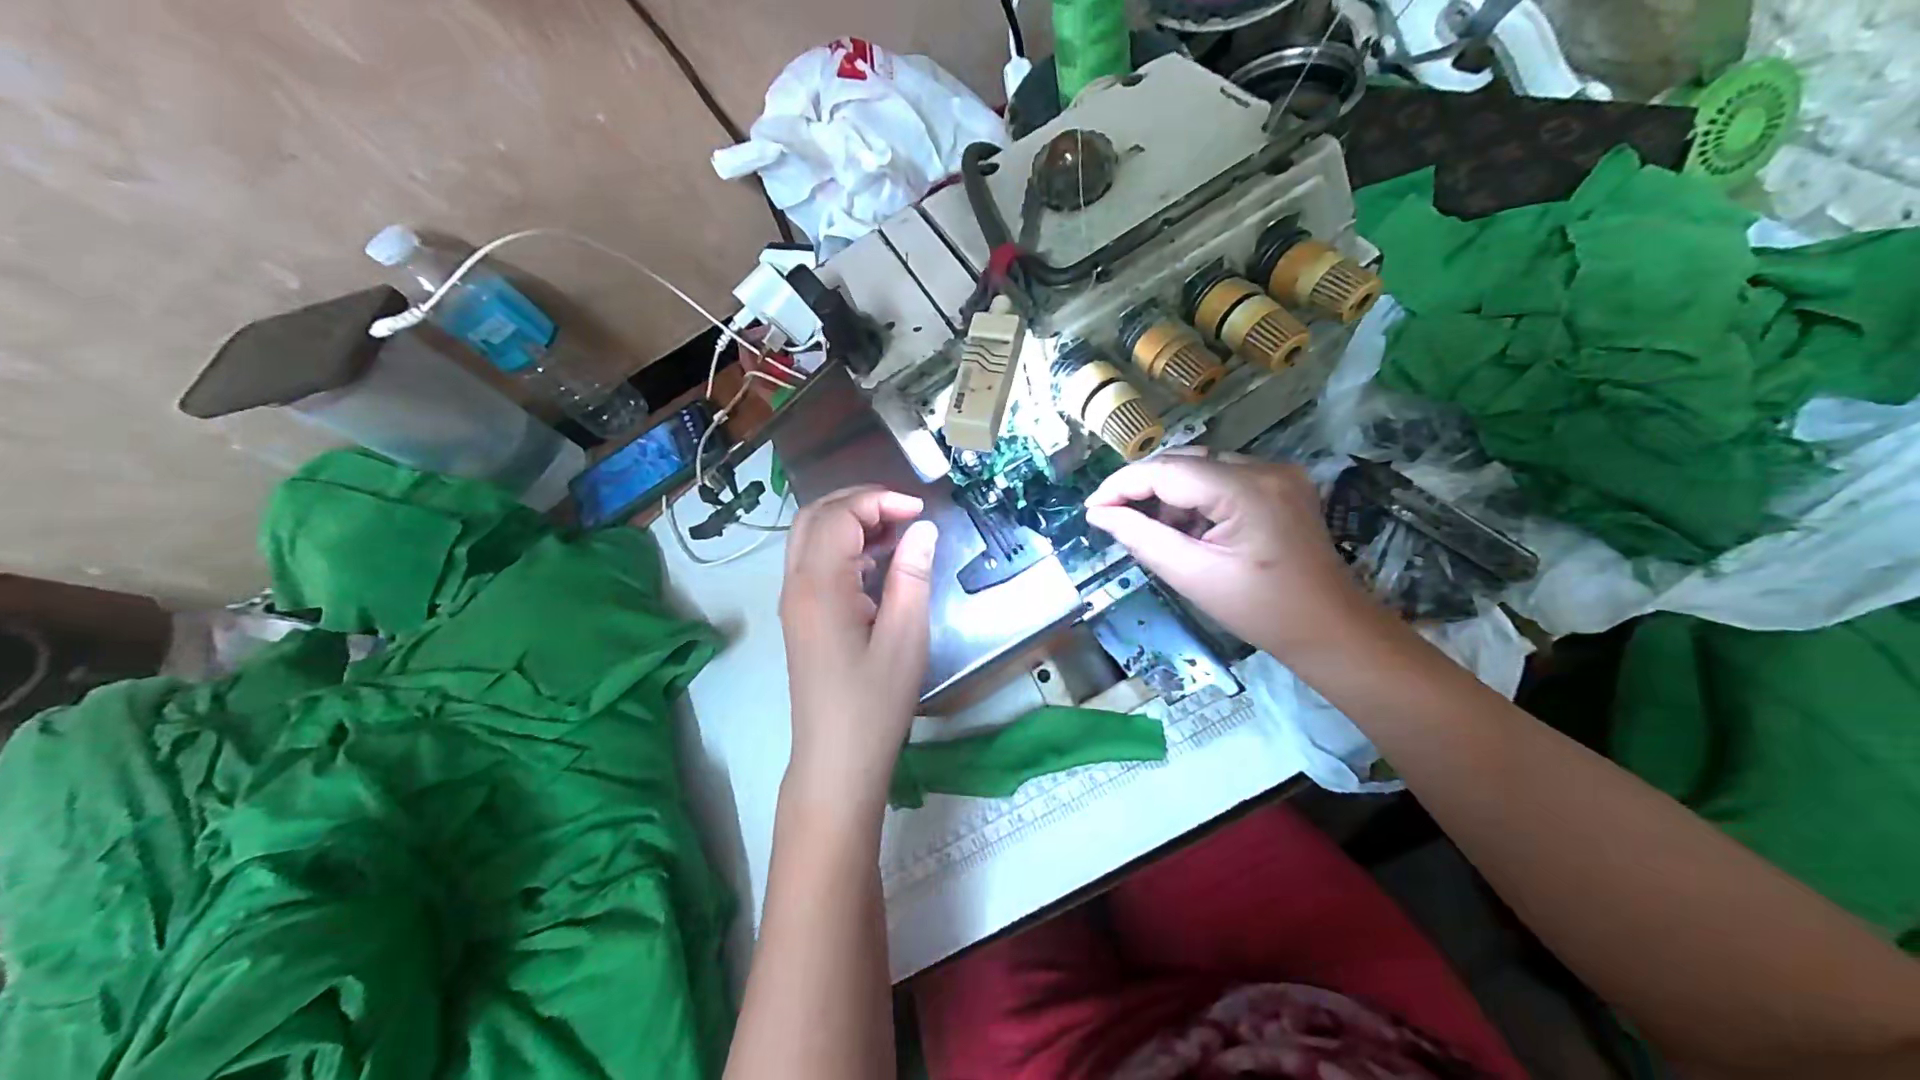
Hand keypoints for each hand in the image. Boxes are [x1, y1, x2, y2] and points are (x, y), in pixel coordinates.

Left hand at [779, 486, 938, 805]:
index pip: (839, 516)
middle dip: (858, 501)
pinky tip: (878, 562)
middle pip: (815, 516)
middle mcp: (796, 585)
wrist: (836, 759)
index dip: (879, 499)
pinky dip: (843, 547)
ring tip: (896, 530)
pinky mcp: (801, 618)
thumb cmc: (874, 702)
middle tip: (904, 510)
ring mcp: (794, 602)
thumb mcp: (905, 637)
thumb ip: (912, 574)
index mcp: (819, 585)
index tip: (920, 510)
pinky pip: (814, 562)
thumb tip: (921, 528)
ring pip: (810, 537)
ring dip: (849, 522)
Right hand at [1083, 449, 1373, 657]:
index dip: (1122, 485)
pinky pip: (1223, 477)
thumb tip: (1099, 513)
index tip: (1092, 508)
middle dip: (1144, 487)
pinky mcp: (1282, 483)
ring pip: (1202, 467)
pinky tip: (1188, 528)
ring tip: (1155, 531)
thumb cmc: (1259, 610)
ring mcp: (1278, 472)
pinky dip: (1196, 497)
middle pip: (1184, 461)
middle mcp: (1265, 467)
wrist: (1329, 627)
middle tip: (1113, 517)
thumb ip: (1141, 537)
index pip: (1167, 470)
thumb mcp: (1191, 575)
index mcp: (1246, 489)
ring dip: (1170, 493)